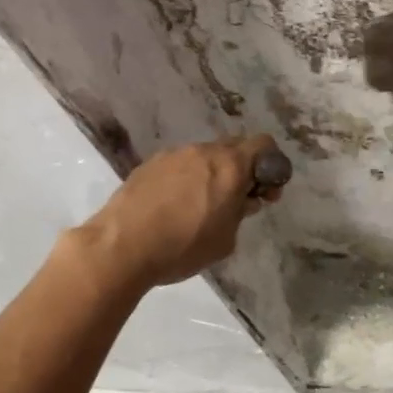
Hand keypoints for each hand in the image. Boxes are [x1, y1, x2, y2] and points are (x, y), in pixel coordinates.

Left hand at [76, 135, 282, 287]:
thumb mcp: (226, 240)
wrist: (122, 246)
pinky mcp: (148, 164)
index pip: (264, 145)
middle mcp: (202, 151)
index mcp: (229, 166)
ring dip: (211, 175)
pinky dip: (185, 179)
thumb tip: (242, 200)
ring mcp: (172, 155)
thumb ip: (240, 213)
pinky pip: (179, 166)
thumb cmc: (183, 247)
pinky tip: (173, 207)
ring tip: (199, 208)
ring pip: (203, 157)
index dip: (271, 166)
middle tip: (236, 202)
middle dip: (241, 170)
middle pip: (233, 148)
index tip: (264, 192)